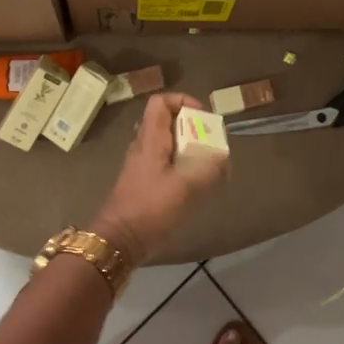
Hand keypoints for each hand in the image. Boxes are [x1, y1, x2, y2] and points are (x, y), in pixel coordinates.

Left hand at [89, 93, 227, 266]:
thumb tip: (224, 159)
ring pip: (167, 145)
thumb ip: (209, 170)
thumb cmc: (149, 208)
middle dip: (192, 128)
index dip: (182, 101)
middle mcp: (143, 147)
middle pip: (167, 122)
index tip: (202, 117)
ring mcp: (142, 166)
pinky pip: (166, 165)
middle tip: (211, 142)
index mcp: (150, 139)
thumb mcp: (186, 187)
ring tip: (208, 164)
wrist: (119, 242)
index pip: (160, 102)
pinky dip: (182, 167)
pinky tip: (196, 186)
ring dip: (189, 149)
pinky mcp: (144, 184)